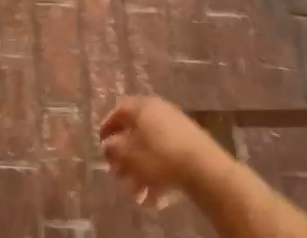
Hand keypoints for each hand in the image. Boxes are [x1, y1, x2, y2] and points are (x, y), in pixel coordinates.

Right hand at [98, 96, 228, 201]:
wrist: (205, 169)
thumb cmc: (159, 157)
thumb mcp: (129, 155)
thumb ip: (113, 149)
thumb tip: (108, 145)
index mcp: (141, 106)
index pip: (118, 112)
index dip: (106, 129)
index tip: (101, 146)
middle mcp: (158, 111)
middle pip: (135, 134)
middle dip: (125, 159)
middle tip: (117, 176)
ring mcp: (176, 128)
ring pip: (150, 150)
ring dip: (140, 172)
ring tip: (136, 196)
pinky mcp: (190, 145)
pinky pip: (166, 158)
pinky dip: (157, 175)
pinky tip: (154, 198)